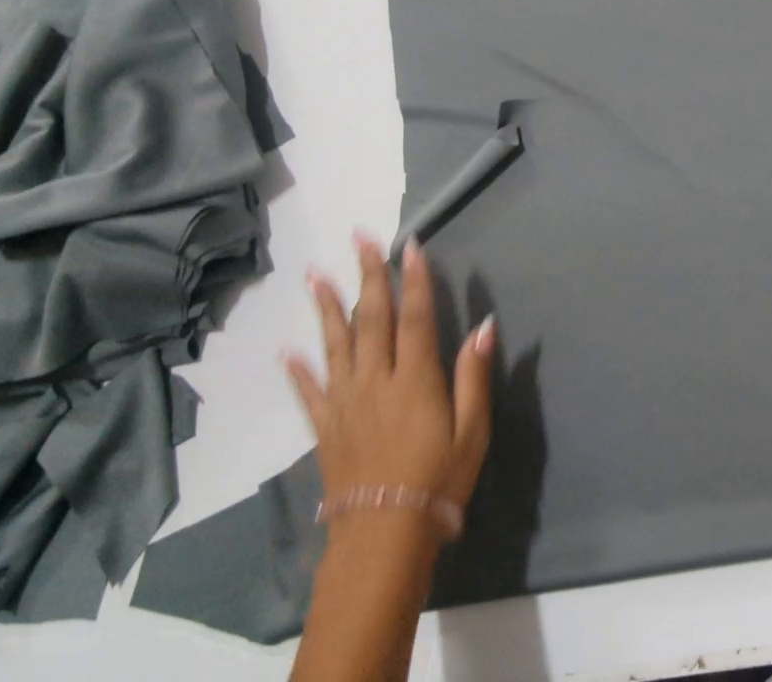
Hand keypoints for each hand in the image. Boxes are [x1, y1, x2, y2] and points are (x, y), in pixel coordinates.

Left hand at [286, 235, 496, 520]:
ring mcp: (345, 402)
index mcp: (416, 379)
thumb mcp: (473, 429)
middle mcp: (375, 381)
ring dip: (326, 307)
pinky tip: (288, 351)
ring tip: (316, 275)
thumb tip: (484, 325)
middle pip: (371, 319)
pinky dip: (297, 369)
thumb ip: (473, 375)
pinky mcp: (325, 427)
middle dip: (367, 276)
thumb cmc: (440, 478)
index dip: (414, 280)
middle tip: (359, 239)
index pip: (414, 317)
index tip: (410, 245)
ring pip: (334, 345)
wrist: (385, 533)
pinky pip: (308, 392)